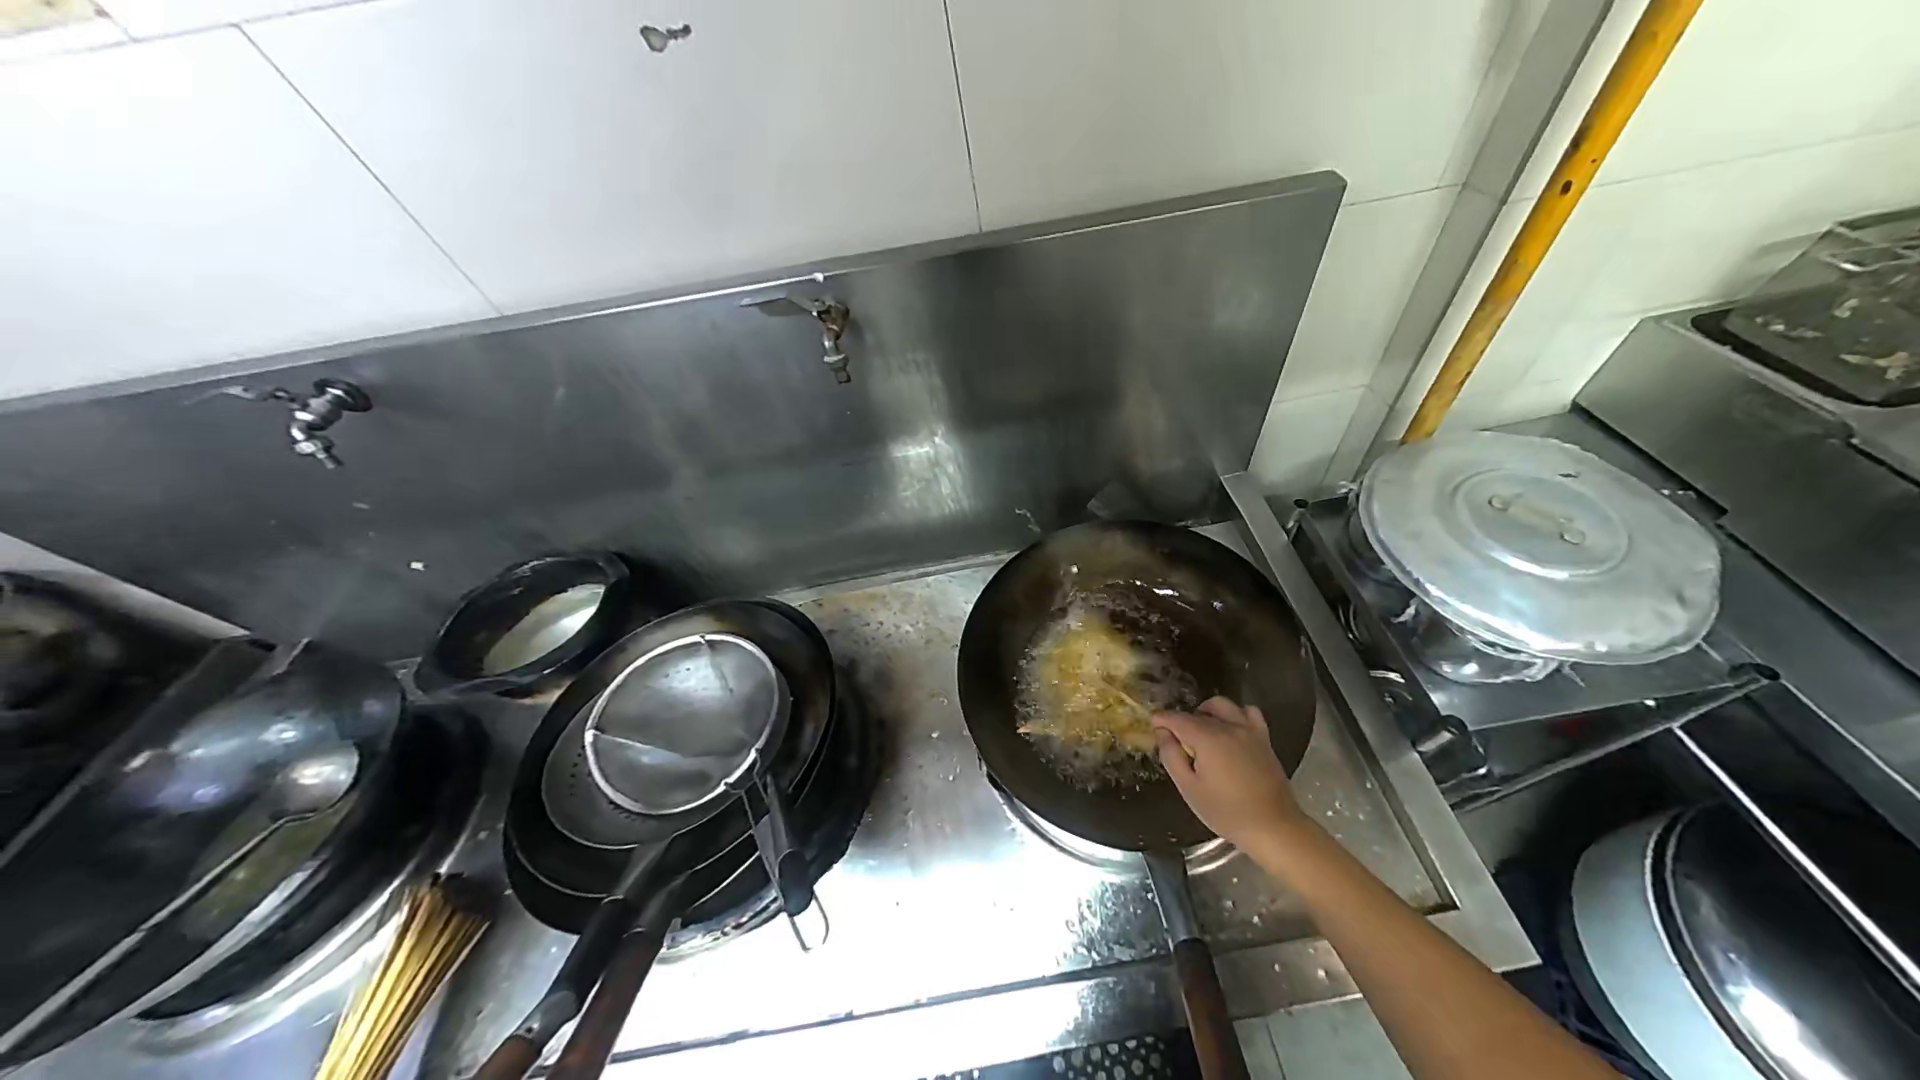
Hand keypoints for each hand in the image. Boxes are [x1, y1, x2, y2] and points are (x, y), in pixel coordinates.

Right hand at [1153, 697, 1307, 852]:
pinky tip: (1229, 729)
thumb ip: (1171, 756)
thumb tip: (1162, 732)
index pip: (1177, 718)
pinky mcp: (1263, 739)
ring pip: (1222, 706)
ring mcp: (1248, 730)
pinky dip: (1235, 714)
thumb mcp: (1188, 788)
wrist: (1273, 827)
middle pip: (1197, 713)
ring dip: (1206, 711)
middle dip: (1181, 721)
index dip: (1161, 719)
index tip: (1153, 725)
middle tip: (1175, 741)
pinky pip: (1248, 712)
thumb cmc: (1226, 812)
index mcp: (1207, 738)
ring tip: (1200, 731)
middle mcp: (1228, 727)